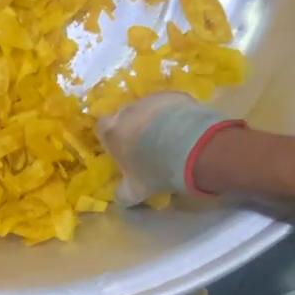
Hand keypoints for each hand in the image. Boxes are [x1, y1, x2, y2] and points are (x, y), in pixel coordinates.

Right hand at [94, 92, 242, 202]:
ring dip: (154, 120)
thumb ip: (123, 195)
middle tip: (147, 146)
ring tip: (169, 138)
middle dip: (133, 127)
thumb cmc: (155, 170)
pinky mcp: (175, 95)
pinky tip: (185, 129)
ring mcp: (152, 100)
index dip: (111, 138)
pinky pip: (170, 104)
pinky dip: (174, 114)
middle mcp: (127, 110)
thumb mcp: (135, 191)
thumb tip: (120, 200)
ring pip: (148, 108)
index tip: (122, 149)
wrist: (192, 148)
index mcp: (112, 132)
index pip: (101, 128)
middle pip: (125, 115)